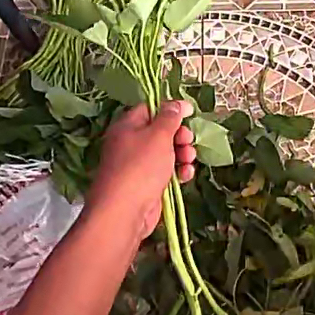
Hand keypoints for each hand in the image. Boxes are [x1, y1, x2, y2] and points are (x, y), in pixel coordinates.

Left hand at [89, 101, 195, 236]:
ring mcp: (138, 165)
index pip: (150, 109)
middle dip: (179, 135)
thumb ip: (170, 117)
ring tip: (189, 159)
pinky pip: (166, 172)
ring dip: (182, 153)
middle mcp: (131, 143)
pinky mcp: (147, 184)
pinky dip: (178, 171)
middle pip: (160, 131)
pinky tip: (186, 175)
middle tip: (188, 140)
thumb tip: (178, 103)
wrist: (124, 210)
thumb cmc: (140, 167)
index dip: (171, 109)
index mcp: (128, 126)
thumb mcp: (158, 135)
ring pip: (166, 153)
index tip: (190, 112)